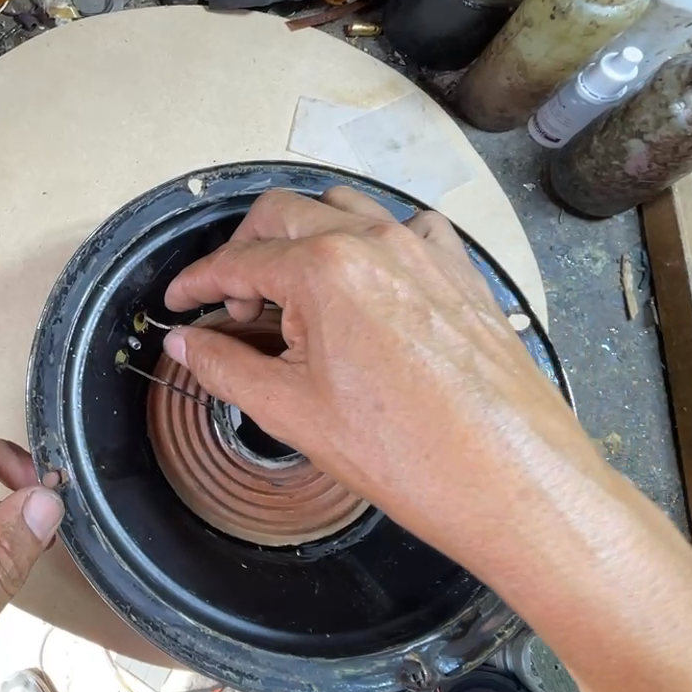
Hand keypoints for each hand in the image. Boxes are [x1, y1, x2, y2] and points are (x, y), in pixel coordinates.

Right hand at [161, 187, 590, 552]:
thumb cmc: (400, 452)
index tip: (176, 303)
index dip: (196, 283)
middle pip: (281, 214)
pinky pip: (404, 227)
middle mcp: (372, 240)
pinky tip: (364, 283)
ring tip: (291, 291)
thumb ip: (222, 366)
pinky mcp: (459, 270)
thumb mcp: (290, 411)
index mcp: (324, 269)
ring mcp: (423, 249)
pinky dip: (367, 241)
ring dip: (300, 236)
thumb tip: (183, 342)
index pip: (236, 262)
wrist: (515, 484)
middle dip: (242, 251)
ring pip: (339, 207)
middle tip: (230, 303)